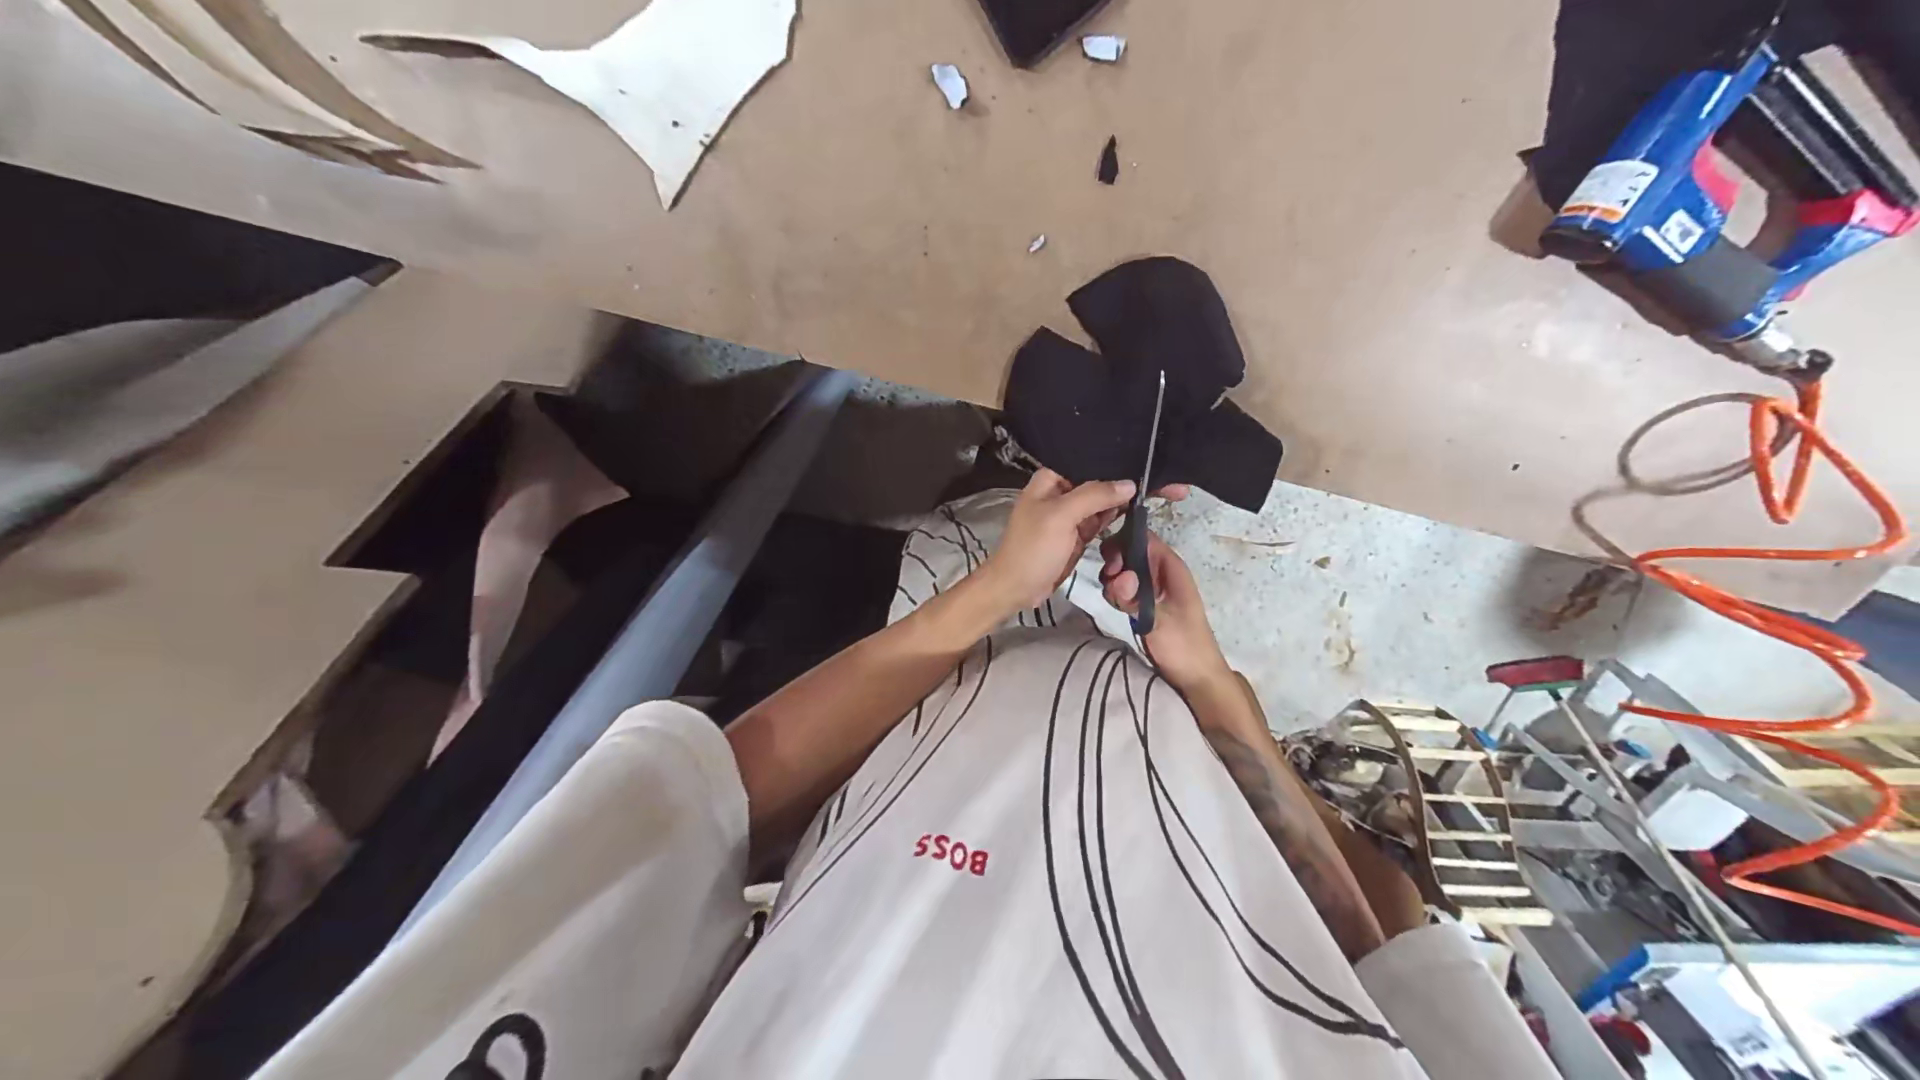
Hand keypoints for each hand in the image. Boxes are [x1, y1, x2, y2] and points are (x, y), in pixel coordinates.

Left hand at [973, 469, 1135, 619]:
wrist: (1017, 588)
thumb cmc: (1033, 547)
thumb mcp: (1062, 515)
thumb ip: (1095, 495)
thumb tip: (1130, 484)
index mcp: (1049, 480)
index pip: (1084, 462)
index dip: (1109, 463)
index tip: (1138, 461)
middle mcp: (1059, 494)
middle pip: (1094, 483)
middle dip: (1117, 485)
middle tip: (1148, 483)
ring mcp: (1068, 516)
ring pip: (1099, 503)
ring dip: (1117, 503)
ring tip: (1147, 496)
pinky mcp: (1076, 536)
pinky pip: (1098, 523)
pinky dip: (1111, 520)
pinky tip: (1133, 514)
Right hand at [1100, 529, 1231, 696]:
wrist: (1195, 678)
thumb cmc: (1184, 646)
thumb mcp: (1159, 621)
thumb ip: (1135, 598)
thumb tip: (1118, 577)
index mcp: (1171, 569)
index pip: (1144, 539)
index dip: (1124, 544)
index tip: (1111, 564)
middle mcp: (1160, 573)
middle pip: (1130, 552)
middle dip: (1115, 563)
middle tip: (1109, 583)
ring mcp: (1151, 589)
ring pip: (1124, 570)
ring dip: (1113, 580)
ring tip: (1115, 600)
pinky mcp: (1143, 604)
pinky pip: (1124, 588)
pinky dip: (1115, 594)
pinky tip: (1116, 607)